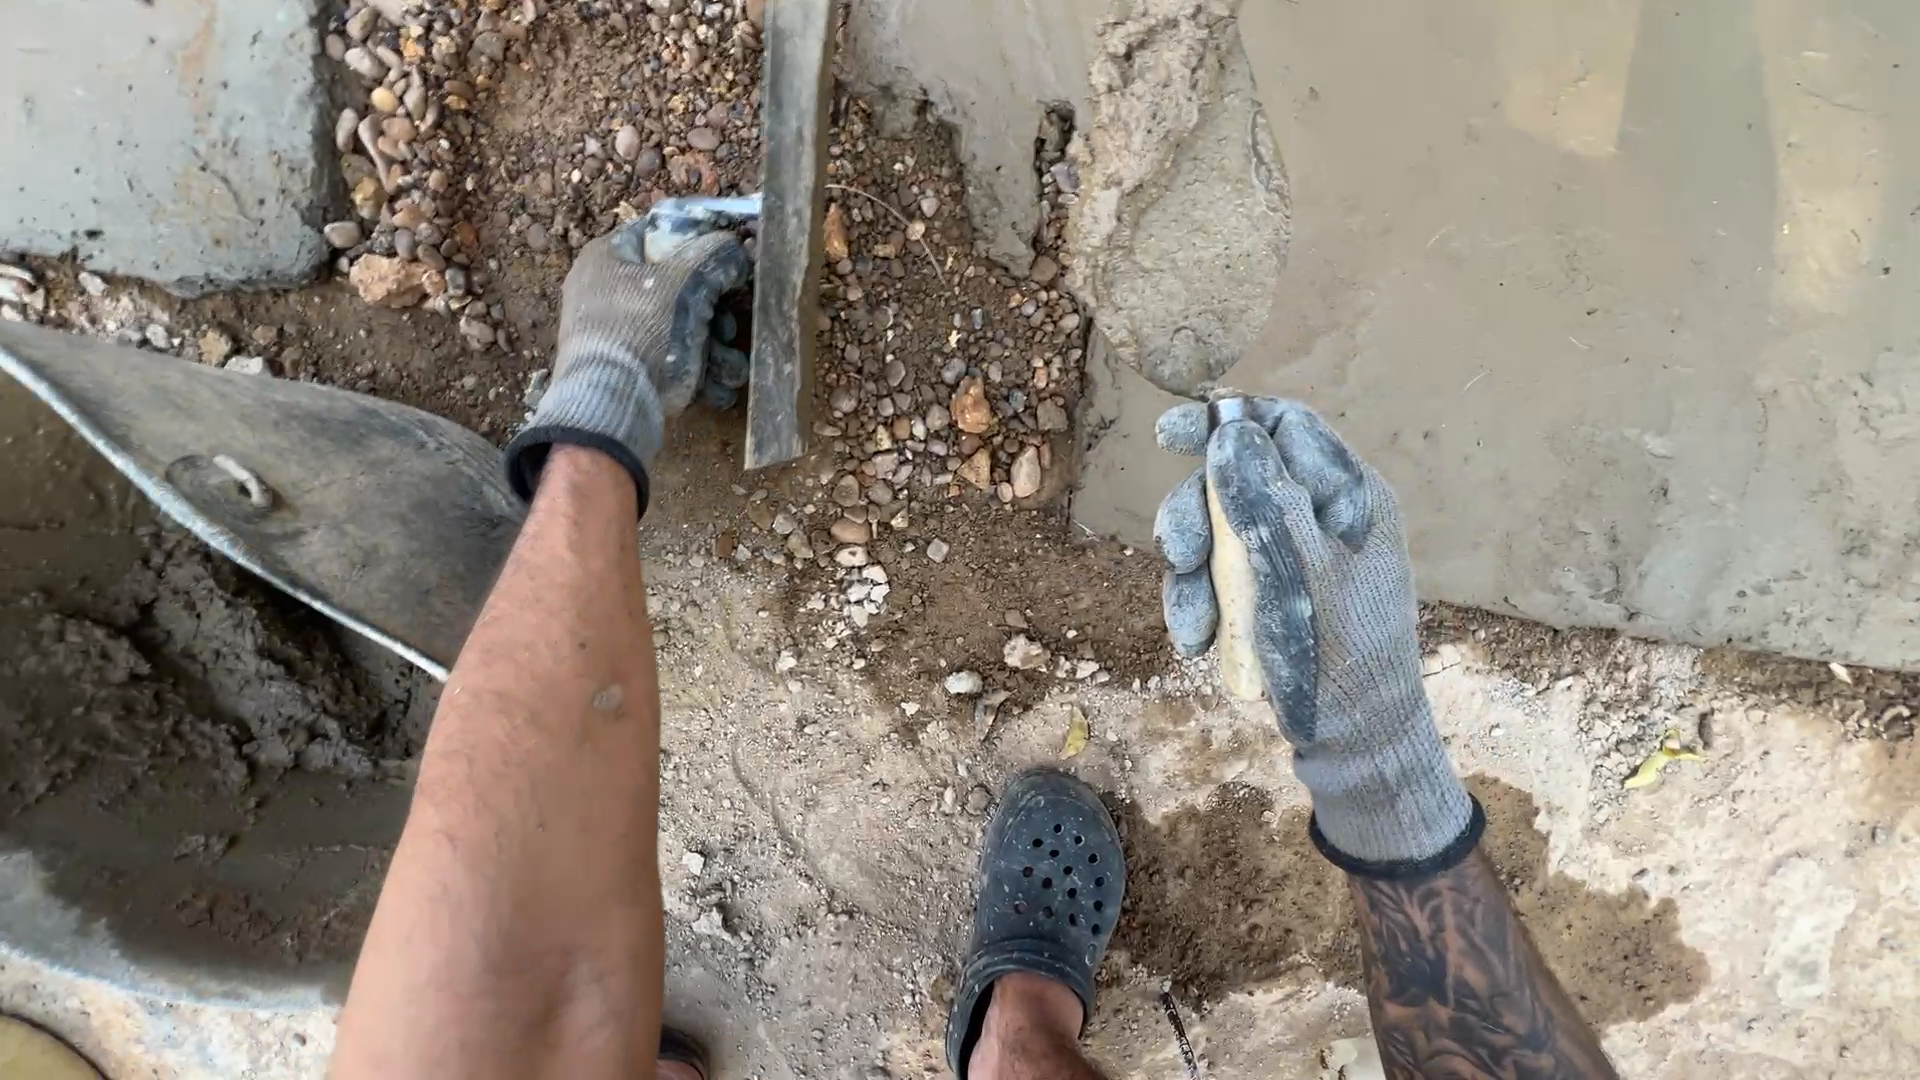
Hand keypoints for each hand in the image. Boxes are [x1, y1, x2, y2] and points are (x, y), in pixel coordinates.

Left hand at [504, 222, 752, 511]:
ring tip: (730, 367)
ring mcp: (615, 331)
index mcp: (607, 256)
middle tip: (731, 327)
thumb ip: (713, 257)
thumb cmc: (643, 332)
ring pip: (680, 327)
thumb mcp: (684, 284)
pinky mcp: (627, 367)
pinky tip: (717, 386)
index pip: (661, 234)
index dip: (700, 244)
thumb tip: (736, 245)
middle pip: (678, 287)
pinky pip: (670, 358)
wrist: (612, 404)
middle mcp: (606, 289)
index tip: (732, 259)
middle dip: (716, 313)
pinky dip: (696, 370)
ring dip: (714, 348)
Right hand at [1152, 397, 1474, 868]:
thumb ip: (1268, 501)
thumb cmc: (1342, 658)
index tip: (1167, 435)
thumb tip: (1230, 429)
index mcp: (1347, 498)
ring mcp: (1284, 556)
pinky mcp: (1260, 592)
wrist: (1352, 740)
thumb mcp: (1302, 574)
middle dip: (1195, 517)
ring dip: (1190, 574)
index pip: (1284, 429)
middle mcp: (1314, 517)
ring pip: (1214, 531)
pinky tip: (1196, 640)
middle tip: (1175, 554)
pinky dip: (1196, 603)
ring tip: (1191, 624)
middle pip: (1233, 481)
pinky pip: (1213, 576)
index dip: (1224, 422)